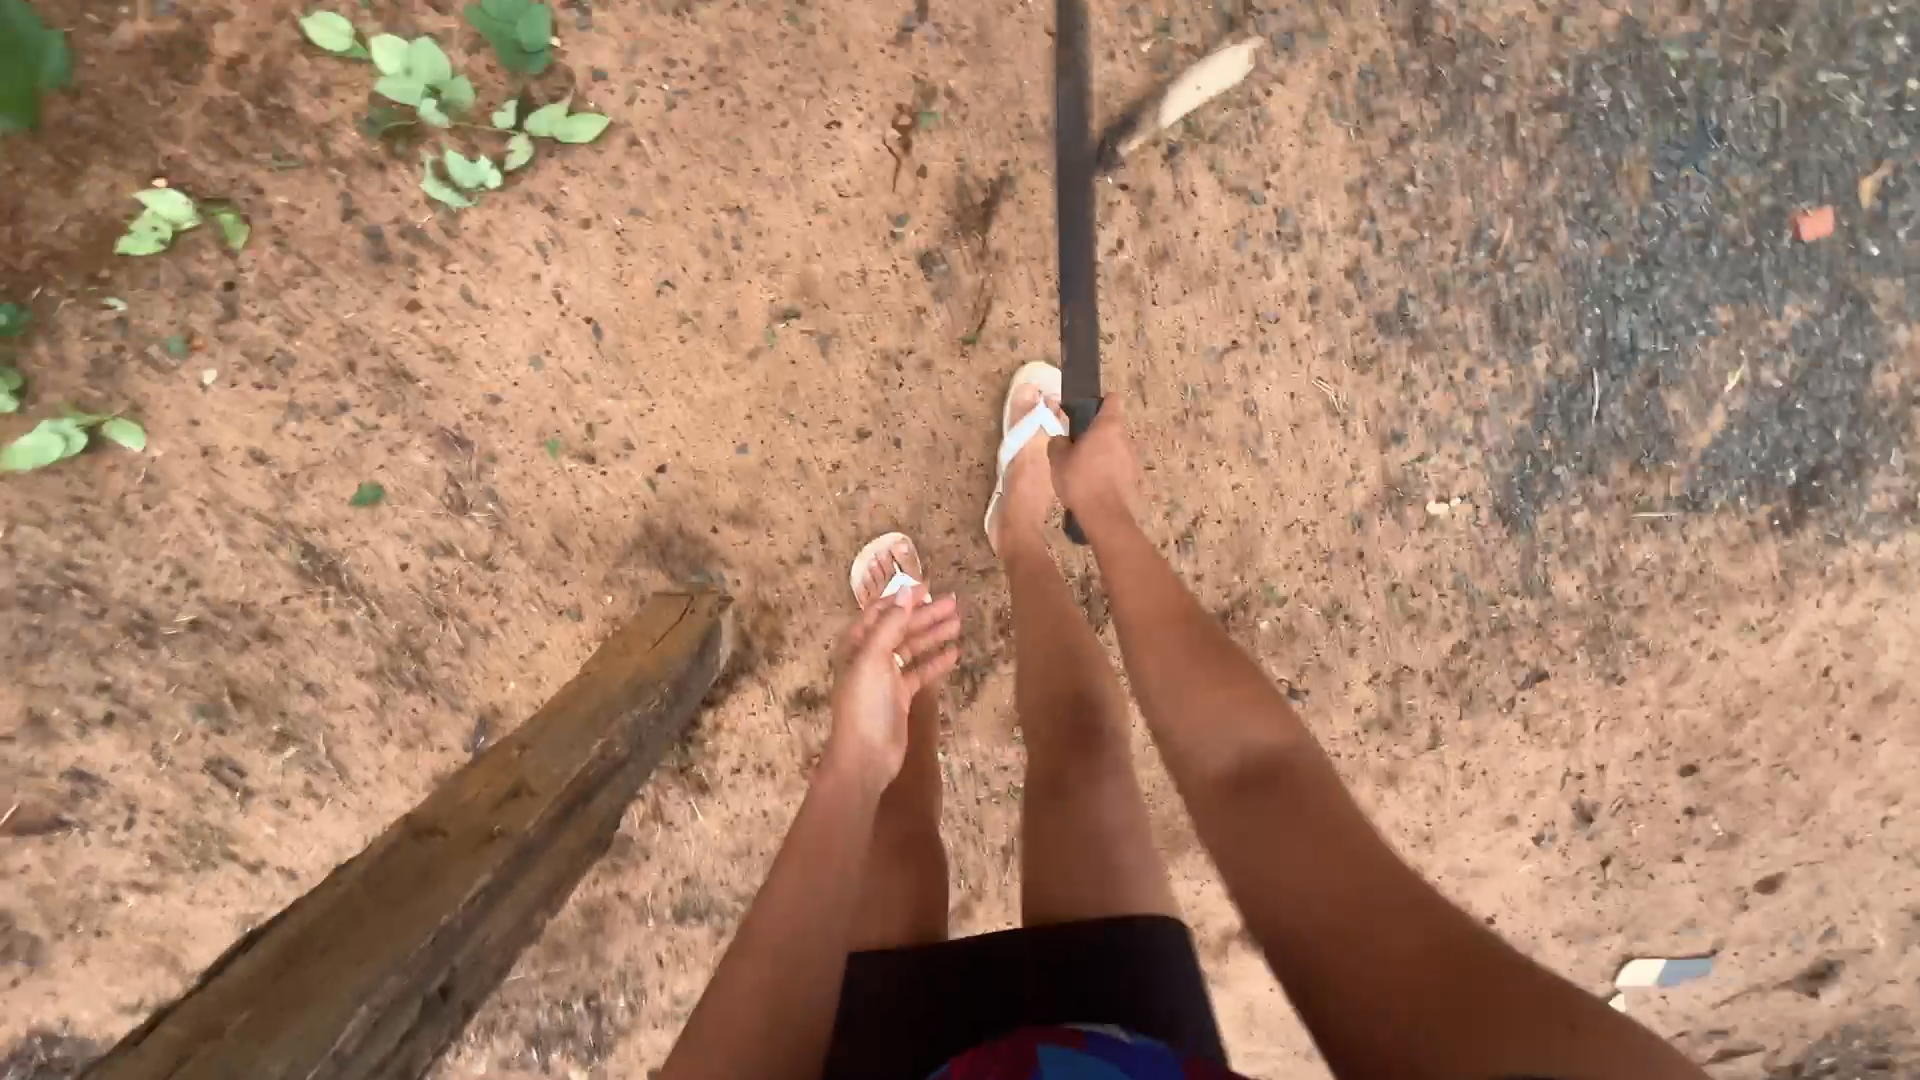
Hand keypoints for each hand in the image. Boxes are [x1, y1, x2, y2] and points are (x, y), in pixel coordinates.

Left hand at [825, 585, 960, 787]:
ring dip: (933, 635)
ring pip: (912, 648)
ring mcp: (885, 677)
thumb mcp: (874, 658)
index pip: (881, 612)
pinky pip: (920, 672)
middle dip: (925, 615)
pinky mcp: (899, 696)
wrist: (865, 756)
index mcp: (857, 644)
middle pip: (900, 628)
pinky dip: (935, 662)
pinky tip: (954, 654)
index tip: (928, 587)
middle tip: (954, 604)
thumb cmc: (865, 704)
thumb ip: (890, 624)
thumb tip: (906, 592)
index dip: (903, 599)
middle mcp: (869, 657)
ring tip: (958, 623)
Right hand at [1048, 399, 1144, 527]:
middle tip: (1076, 447)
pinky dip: (1108, 472)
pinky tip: (1093, 485)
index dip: (1100, 402)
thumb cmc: (1080, 480)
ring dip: (1102, 454)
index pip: (1112, 400)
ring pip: (1115, 449)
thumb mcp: (1058, 459)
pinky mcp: (1134, 478)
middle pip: (1111, 428)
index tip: (1087, 411)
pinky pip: (1118, 468)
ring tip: (1083, 470)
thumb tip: (1061, 439)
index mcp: (1108, 426)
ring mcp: (1132, 459)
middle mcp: (1125, 438)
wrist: (1104, 515)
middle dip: (1096, 434)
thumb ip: (1058, 443)